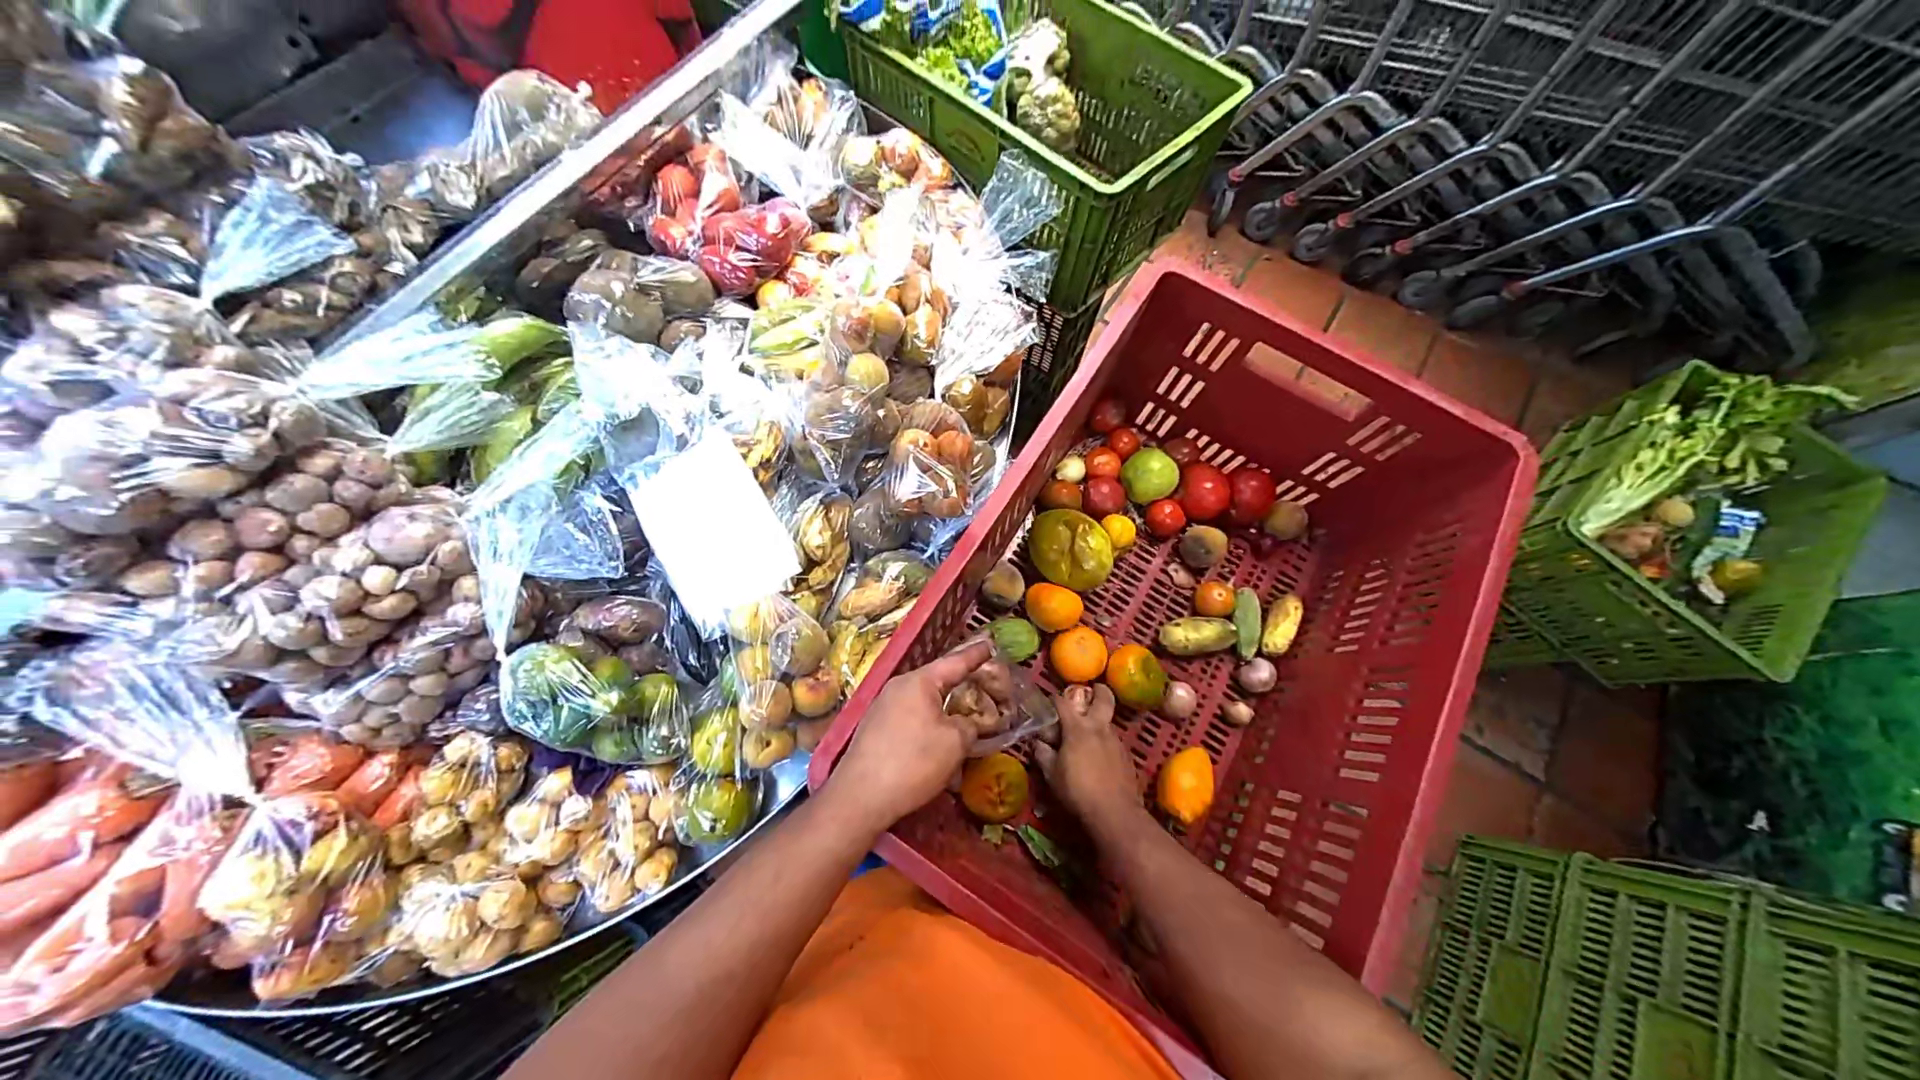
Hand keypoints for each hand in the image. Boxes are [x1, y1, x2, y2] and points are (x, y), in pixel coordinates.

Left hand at [822, 637, 994, 835]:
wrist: (859, 797)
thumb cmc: (912, 763)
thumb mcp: (955, 743)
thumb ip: (969, 725)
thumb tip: (966, 723)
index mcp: (918, 682)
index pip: (954, 661)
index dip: (976, 654)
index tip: (990, 643)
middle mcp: (897, 687)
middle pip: (937, 680)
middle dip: (960, 683)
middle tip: (984, 682)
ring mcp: (882, 707)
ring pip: (923, 702)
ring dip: (944, 708)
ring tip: (964, 715)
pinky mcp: (875, 729)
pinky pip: (910, 718)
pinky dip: (928, 724)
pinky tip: (937, 742)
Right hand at [1034, 685, 1144, 840]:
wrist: (1115, 813)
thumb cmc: (1078, 791)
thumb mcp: (1051, 775)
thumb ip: (1043, 754)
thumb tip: (1038, 743)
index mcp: (1078, 728)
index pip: (1063, 703)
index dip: (1054, 698)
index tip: (1048, 700)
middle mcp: (1100, 728)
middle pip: (1103, 698)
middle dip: (1098, 690)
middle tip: (1092, 690)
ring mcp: (1117, 742)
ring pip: (1108, 722)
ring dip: (1099, 722)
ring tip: (1088, 735)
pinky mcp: (1127, 757)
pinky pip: (1114, 742)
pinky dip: (1105, 742)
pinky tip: (1099, 758)